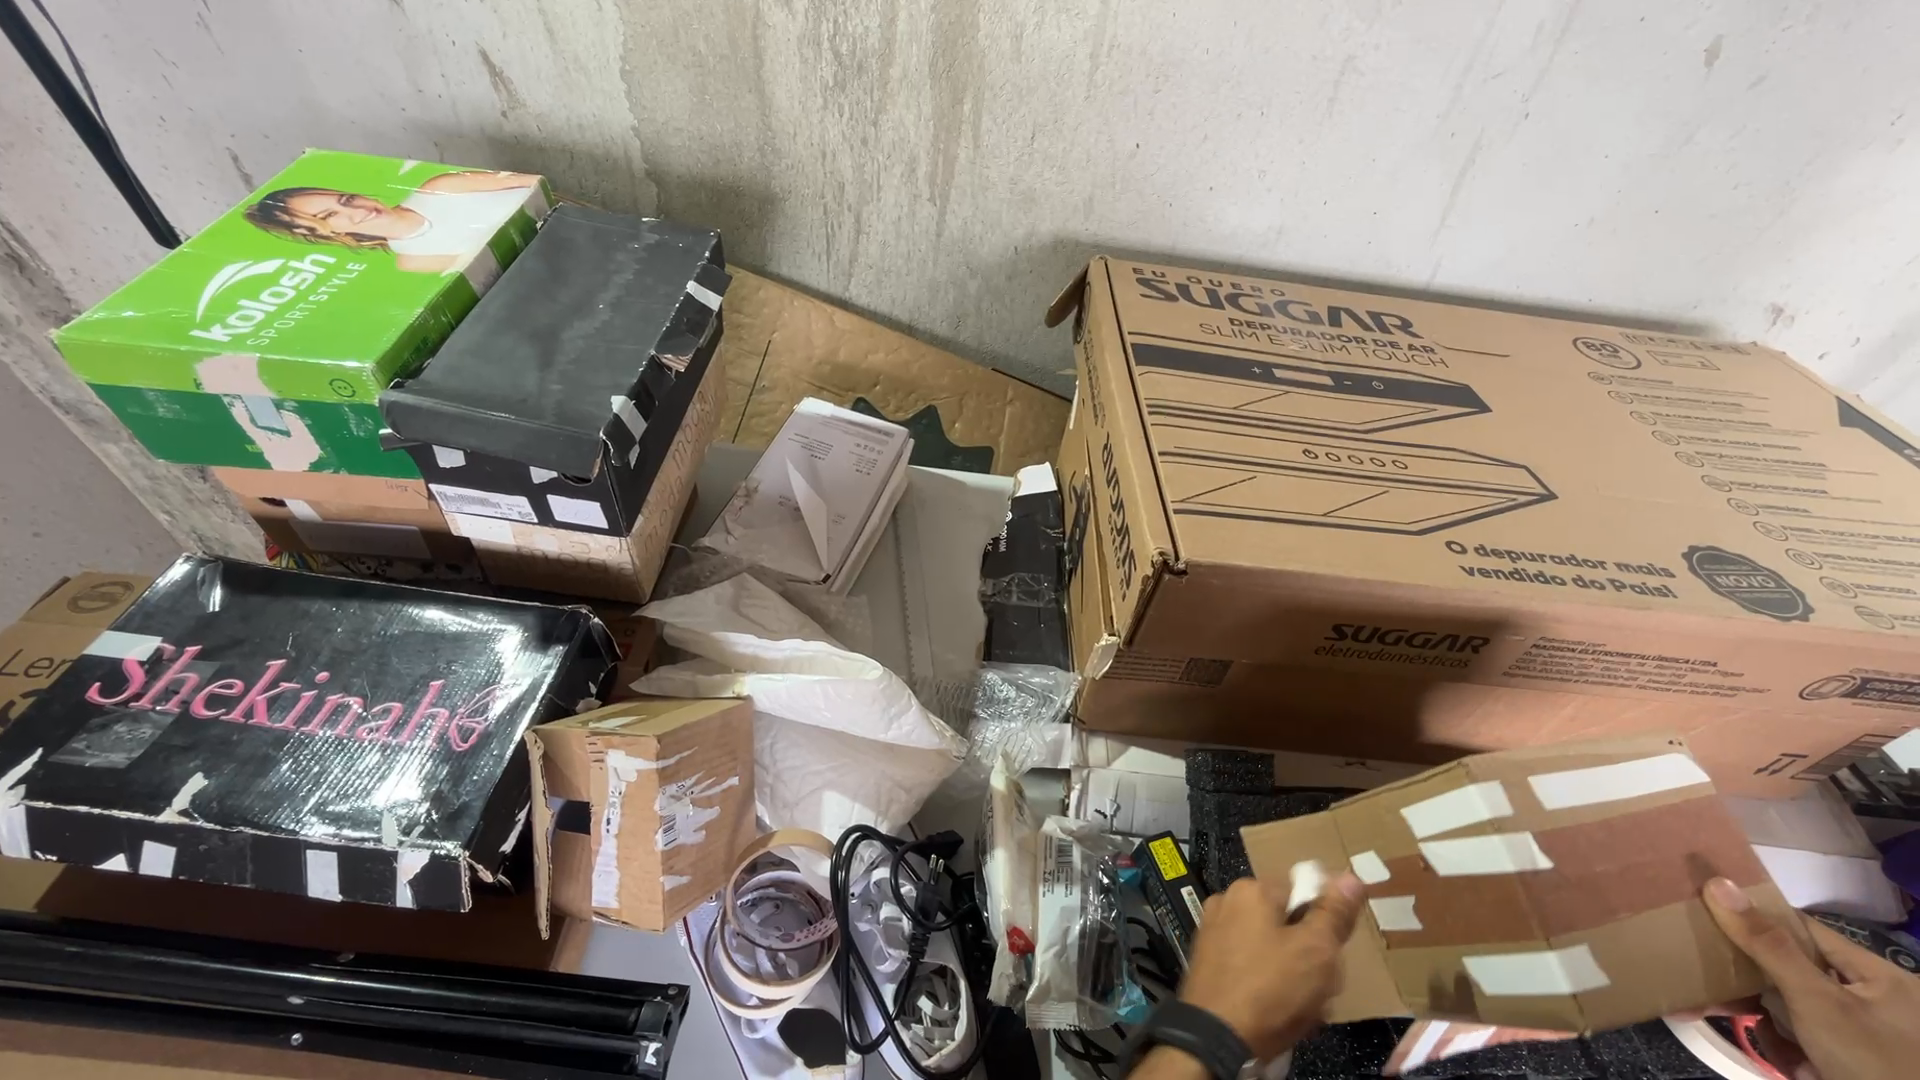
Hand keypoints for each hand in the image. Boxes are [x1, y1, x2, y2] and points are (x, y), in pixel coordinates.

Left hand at [1177, 872, 1365, 1059]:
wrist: (1215, 1036)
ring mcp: (1212, 931)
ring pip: (1270, 946)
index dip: (1325, 923)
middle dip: (1309, 953)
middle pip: (1286, 922)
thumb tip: (1350, 876)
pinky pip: (1250, 964)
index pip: (1302, 893)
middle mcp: (1226, 901)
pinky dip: (1267, 982)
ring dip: (1292, 972)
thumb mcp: (1316, 950)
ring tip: (1303, 1005)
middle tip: (1321, 986)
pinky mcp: (1207, 961)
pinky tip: (1278, 1010)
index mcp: (1251, 889)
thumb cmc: (1271, 989)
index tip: (1333, 953)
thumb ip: (1334, 914)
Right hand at [1702, 877, 1919, 1079]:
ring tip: (1743, 1027)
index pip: (1804, 929)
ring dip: (1766, 1019)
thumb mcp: (1817, 1002)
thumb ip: (1768, 945)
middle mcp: (1873, 1000)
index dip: (1757, 919)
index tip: (1707, 914)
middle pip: (1792, 971)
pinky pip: (1804, 1040)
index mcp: (1879, 976)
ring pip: (1792, 1008)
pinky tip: (1790, 1064)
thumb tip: (1718, 882)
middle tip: (1709, 979)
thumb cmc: (1875, 1061)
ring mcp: (1861, 1035)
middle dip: (1751, 979)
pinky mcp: (1848, 1062)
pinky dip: (1788, 1048)